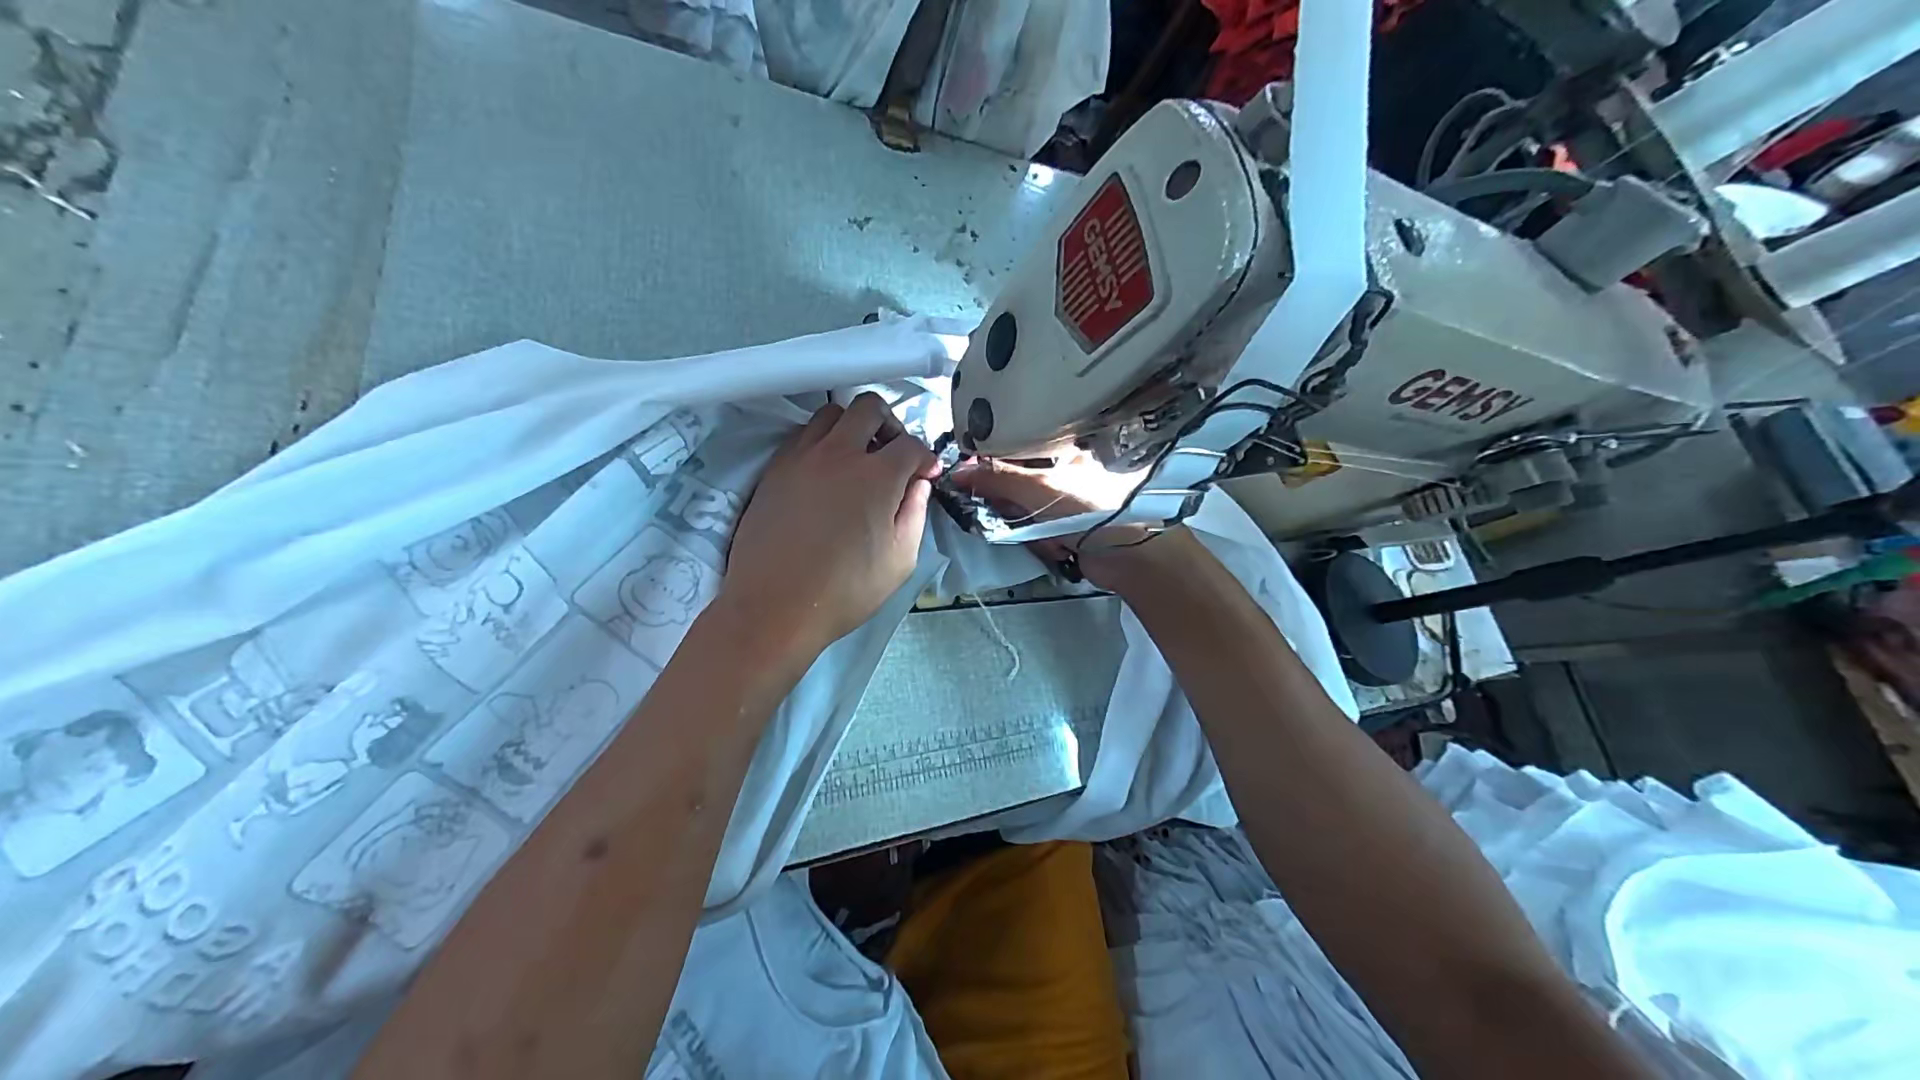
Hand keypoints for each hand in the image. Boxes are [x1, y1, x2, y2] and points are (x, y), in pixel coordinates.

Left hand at [719, 393, 940, 661]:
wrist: (774, 606)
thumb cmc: (845, 591)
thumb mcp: (899, 560)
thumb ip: (915, 513)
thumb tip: (918, 485)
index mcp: (877, 476)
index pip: (910, 443)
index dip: (925, 457)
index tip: (925, 474)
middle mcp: (839, 454)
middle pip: (870, 407)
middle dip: (890, 424)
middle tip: (893, 452)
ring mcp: (801, 457)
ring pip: (831, 413)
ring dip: (852, 426)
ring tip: (856, 457)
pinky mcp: (774, 468)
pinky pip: (802, 434)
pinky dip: (821, 441)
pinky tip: (825, 471)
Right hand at [948, 455, 1200, 592]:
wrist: (1134, 556)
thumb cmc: (1091, 508)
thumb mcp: (1038, 488)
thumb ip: (996, 479)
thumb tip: (956, 473)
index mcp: (1062, 450)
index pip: (1013, 448)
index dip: (988, 462)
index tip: (966, 476)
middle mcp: (1062, 472)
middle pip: (1013, 482)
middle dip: (1007, 501)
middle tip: (1011, 511)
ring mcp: (1064, 503)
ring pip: (1021, 510)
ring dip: (1025, 526)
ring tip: (1046, 534)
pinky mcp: (1065, 530)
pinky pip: (1035, 531)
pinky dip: (1040, 541)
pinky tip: (1056, 547)